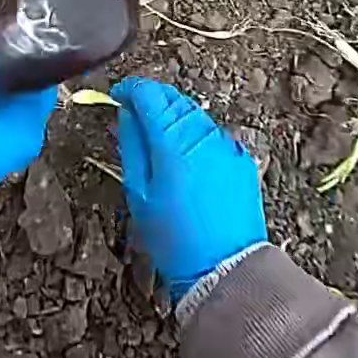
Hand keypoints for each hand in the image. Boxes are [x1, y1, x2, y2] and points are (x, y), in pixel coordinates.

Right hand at [111, 76, 267, 300]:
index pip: (149, 93)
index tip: (118, 94)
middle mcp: (201, 133)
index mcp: (172, 140)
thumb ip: (131, 146)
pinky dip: (194, 131)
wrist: (226, 269)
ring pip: (193, 111)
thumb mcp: (139, 194)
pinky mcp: (239, 156)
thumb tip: (126, 114)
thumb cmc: (176, 238)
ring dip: (173, 113)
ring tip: (157, 133)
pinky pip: (211, 131)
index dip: (130, 88)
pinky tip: (184, 152)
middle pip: (172, 97)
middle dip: (151, 98)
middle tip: (133, 112)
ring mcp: (224, 143)